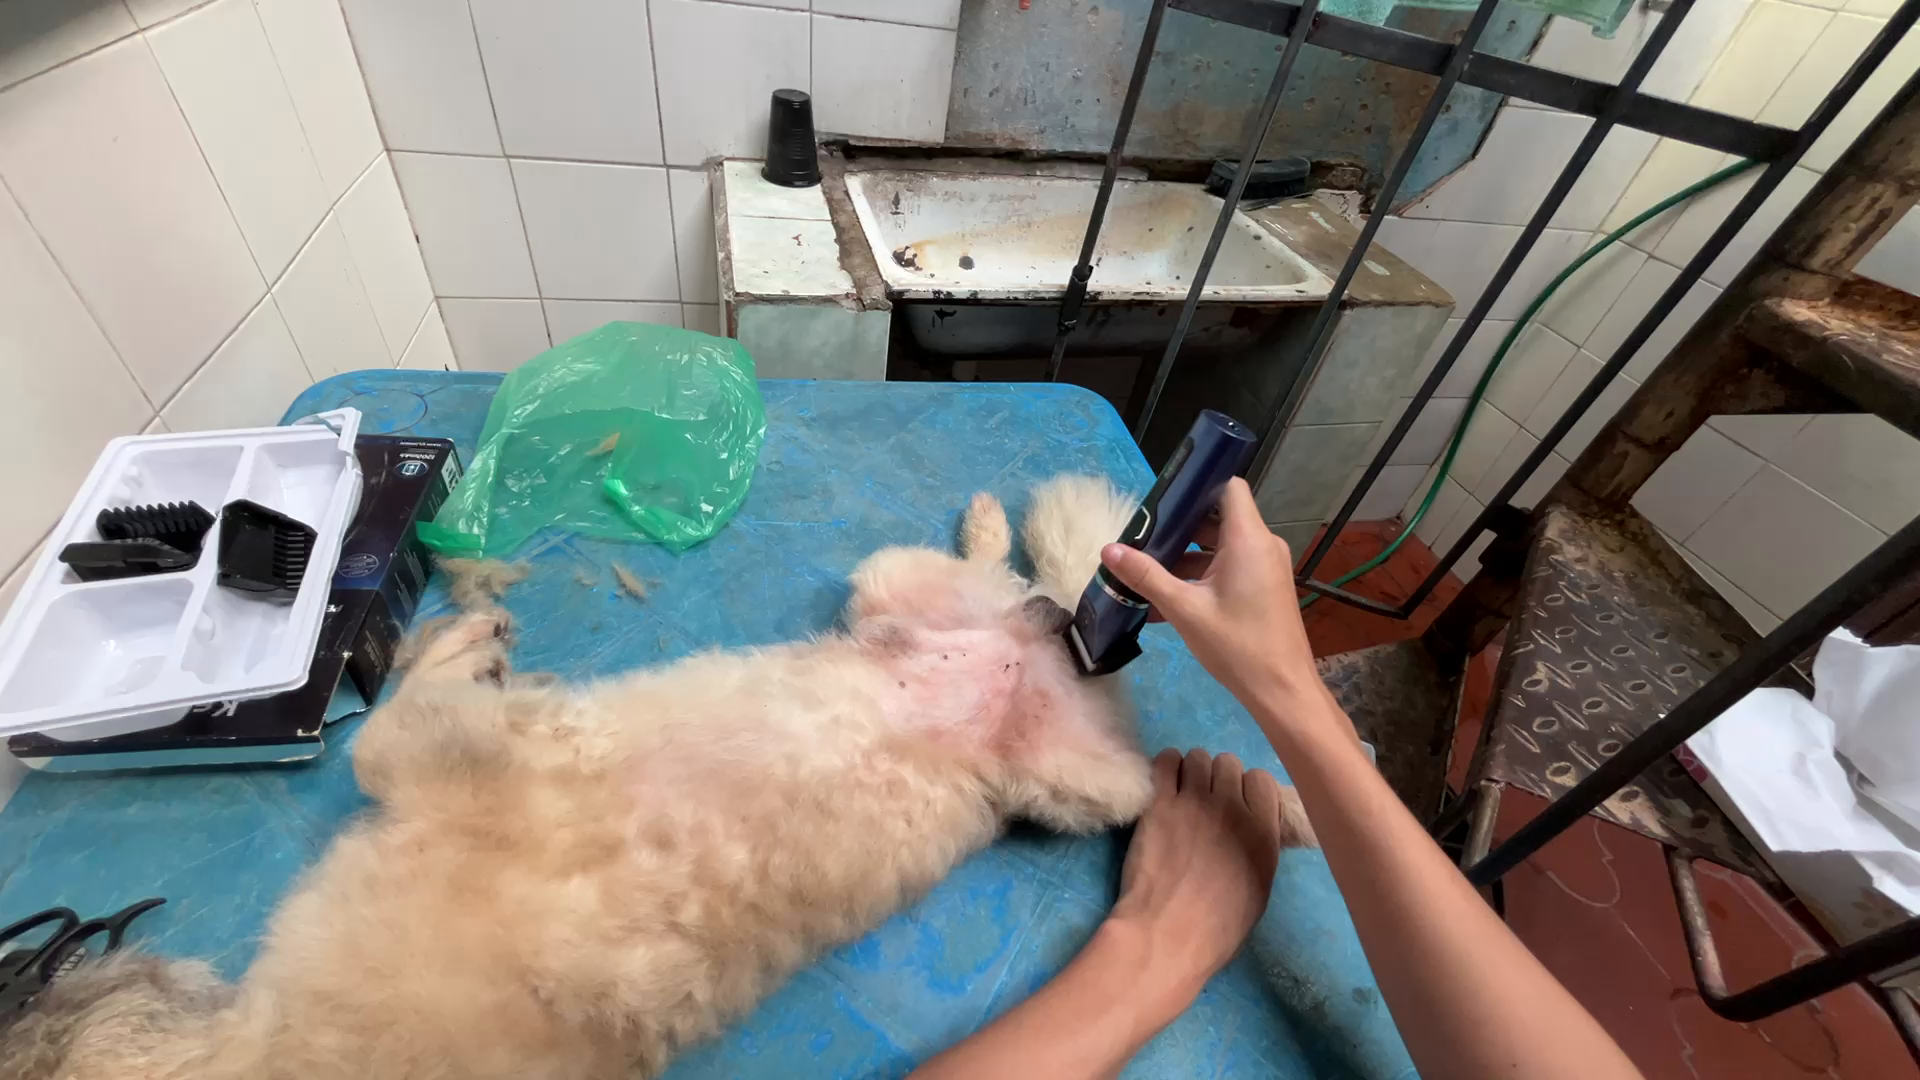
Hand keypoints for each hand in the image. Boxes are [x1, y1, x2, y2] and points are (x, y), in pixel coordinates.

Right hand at [1099, 478, 1323, 712]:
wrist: (1281, 691)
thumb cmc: (1236, 645)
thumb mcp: (1184, 609)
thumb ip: (1145, 576)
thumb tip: (1108, 550)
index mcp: (1248, 539)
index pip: (1227, 487)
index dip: (1196, 484)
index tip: (1162, 496)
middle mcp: (1261, 545)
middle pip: (1217, 517)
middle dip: (1178, 524)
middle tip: (1141, 534)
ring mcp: (1264, 567)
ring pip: (1219, 545)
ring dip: (1184, 555)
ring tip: (1144, 568)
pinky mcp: (1262, 587)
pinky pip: (1227, 567)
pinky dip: (1199, 575)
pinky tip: (1164, 597)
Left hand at [1107, 749, 1303, 1009]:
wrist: (1167, 934)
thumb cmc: (1217, 927)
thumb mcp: (1258, 887)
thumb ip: (1258, 845)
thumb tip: (1251, 822)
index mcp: (1263, 834)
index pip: (1262, 779)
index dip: (1247, 788)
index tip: (1236, 802)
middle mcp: (1232, 809)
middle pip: (1229, 762)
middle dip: (1218, 776)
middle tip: (1205, 797)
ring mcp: (1194, 802)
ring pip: (1198, 756)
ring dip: (1191, 769)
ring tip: (1182, 790)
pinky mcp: (1160, 802)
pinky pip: (1166, 760)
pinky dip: (1166, 765)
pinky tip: (1163, 782)